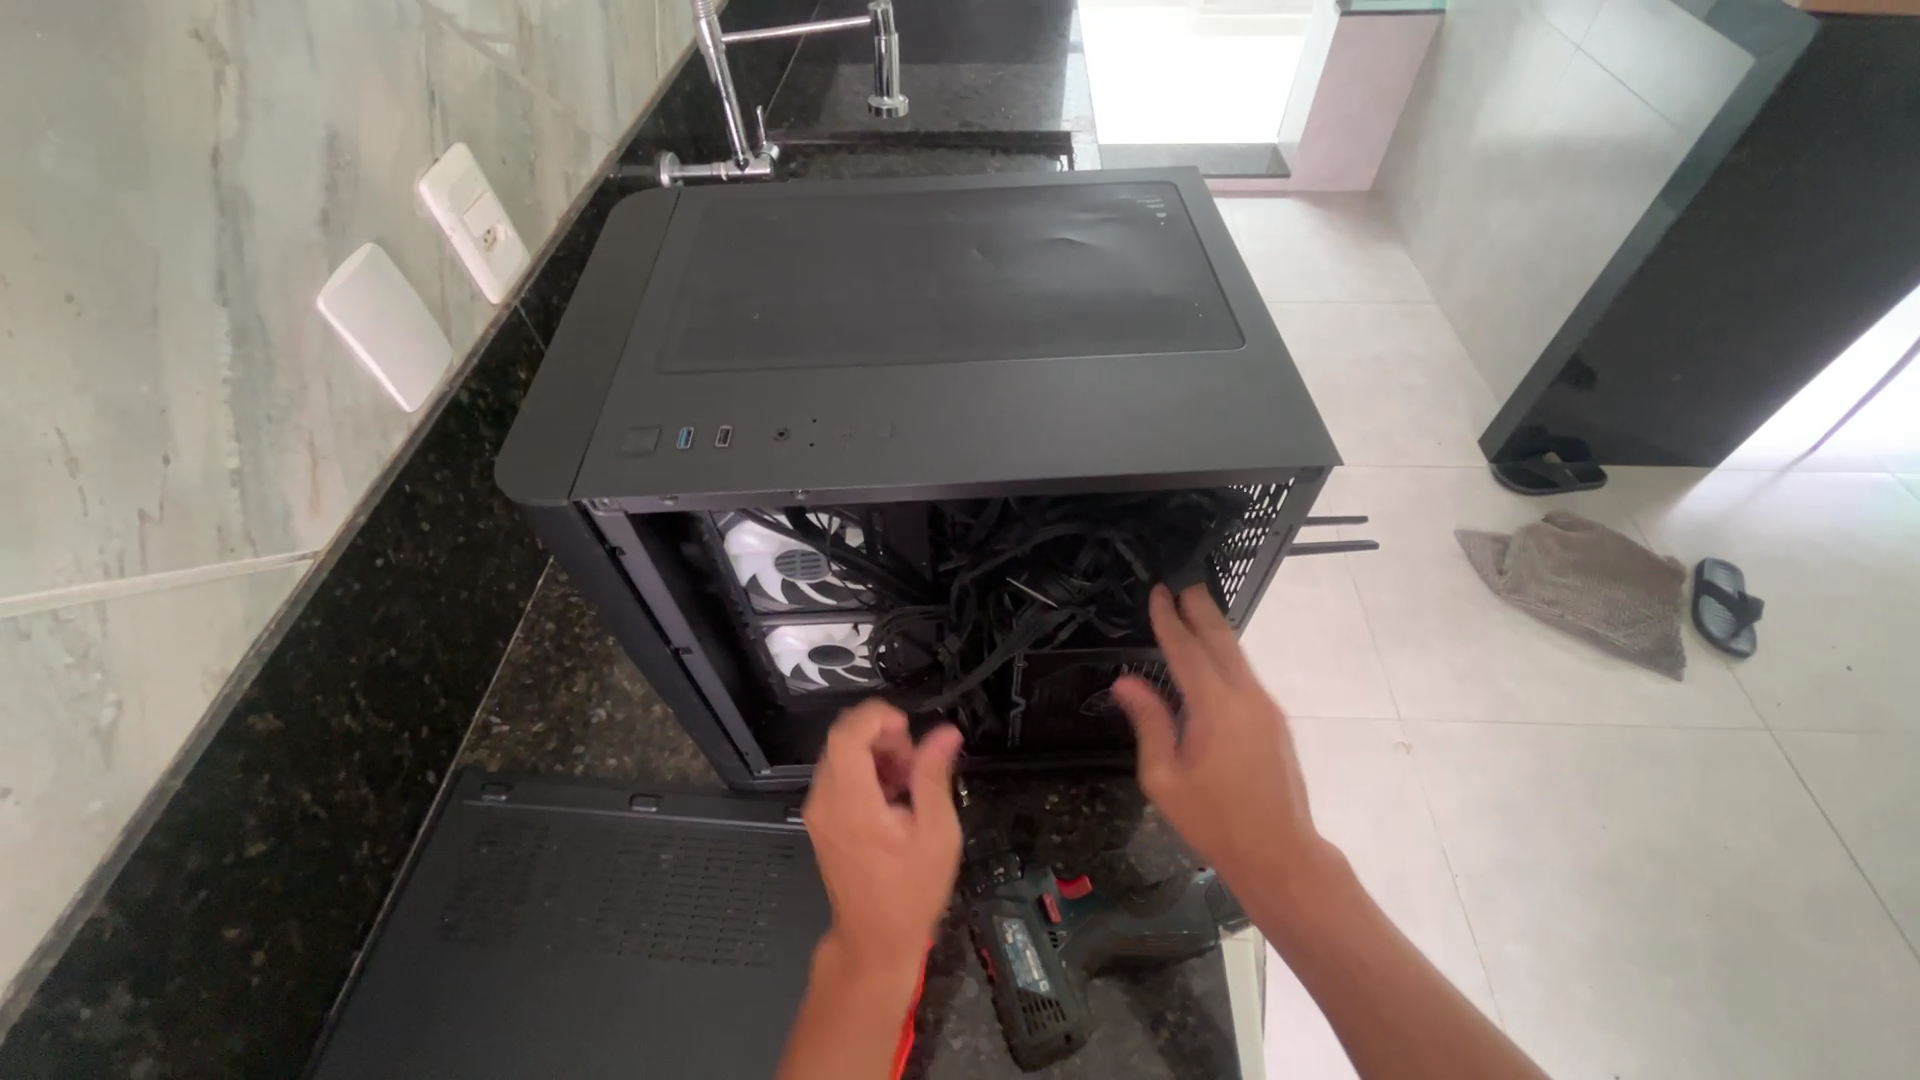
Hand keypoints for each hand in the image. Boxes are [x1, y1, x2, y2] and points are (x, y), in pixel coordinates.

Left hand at [802, 700, 964, 988]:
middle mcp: (824, 801)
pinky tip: (893, 796)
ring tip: (909, 781)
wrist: (875, 940)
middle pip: (842, 739)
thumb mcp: (936, 833)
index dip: (877, 718)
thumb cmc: (911, 891)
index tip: (909, 730)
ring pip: (839, 755)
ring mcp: (818, 812)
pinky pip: (838, 775)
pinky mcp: (820, 820)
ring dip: (875, 753)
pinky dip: (865, 771)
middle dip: (882, 736)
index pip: (847, 735)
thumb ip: (934, 776)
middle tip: (915, 761)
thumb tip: (945, 733)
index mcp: (852, 803)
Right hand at [1112, 585, 1325, 885]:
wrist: (1280, 853)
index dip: (1170, 620)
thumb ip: (1149, 723)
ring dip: (1216, 631)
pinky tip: (1214, 658)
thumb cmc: (1214, 820)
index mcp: (1215, 708)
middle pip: (1222, 641)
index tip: (1159, 593)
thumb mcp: (1164, 777)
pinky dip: (1226, 655)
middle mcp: (1247, 698)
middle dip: (1202, 610)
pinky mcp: (1276, 722)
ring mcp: (1267, 709)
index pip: (1187, 651)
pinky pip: (1246, 675)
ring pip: (1238, 656)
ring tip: (1197, 610)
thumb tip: (1127, 683)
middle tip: (1184, 584)